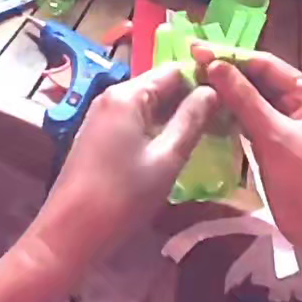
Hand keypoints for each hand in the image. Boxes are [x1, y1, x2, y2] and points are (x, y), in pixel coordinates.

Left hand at [27, 63, 216, 270]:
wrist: (71, 229)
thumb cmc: (122, 195)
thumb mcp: (166, 159)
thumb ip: (191, 121)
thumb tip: (212, 91)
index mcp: (126, 95)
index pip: (172, 71)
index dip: (202, 81)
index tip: (230, 97)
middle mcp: (111, 96)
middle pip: (158, 86)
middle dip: (189, 100)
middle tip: (225, 119)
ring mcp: (101, 115)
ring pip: (146, 105)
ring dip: (174, 116)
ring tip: (209, 133)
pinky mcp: (98, 134)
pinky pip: (133, 120)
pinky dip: (155, 128)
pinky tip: (175, 146)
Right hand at [198, 48, 301, 261]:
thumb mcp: (276, 137)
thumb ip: (244, 98)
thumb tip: (213, 63)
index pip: (265, 65)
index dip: (230, 57)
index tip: (195, 51)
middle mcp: (298, 104)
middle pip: (255, 81)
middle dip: (224, 74)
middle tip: (186, 68)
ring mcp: (284, 126)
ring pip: (248, 101)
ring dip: (222, 94)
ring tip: (189, 86)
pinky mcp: (272, 146)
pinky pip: (246, 122)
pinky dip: (227, 116)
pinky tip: (203, 112)